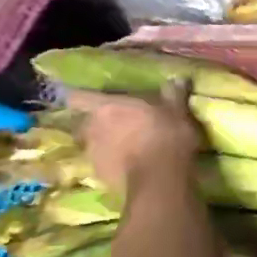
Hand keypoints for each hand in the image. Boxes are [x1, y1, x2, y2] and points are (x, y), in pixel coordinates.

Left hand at [65, 81, 198, 193]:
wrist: (160, 179)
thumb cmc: (166, 137)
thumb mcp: (178, 113)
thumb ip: (174, 95)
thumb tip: (178, 78)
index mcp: (106, 106)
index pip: (78, 97)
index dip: (84, 98)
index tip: (94, 102)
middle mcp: (92, 127)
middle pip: (87, 122)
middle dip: (100, 124)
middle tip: (121, 128)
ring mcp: (92, 153)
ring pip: (94, 144)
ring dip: (107, 146)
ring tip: (127, 151)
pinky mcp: (99, 175)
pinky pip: (103, 165)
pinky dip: (113, 165)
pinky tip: (131, 169)